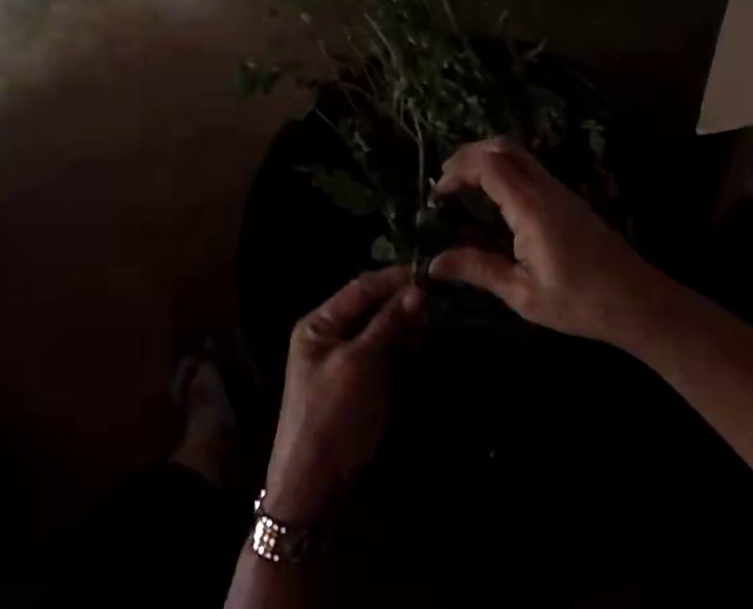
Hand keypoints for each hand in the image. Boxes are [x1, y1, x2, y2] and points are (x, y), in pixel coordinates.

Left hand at [263, 266, 423, 523]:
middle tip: (436, 297)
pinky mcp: (367, 379)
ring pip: (385, 328)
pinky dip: (406, 345)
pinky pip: (389, 351)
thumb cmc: (330, 415)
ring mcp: (351, 357)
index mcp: (319, 324)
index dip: (391, 279)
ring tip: (432, 317)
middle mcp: (334, 334)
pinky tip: (423, 341)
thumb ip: (386, 325)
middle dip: (402, 301)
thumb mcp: (358, 365)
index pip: (359, 289)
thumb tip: (417, 290)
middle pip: (373, 306)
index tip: (426, 271)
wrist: (316, 480)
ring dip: (407, 322)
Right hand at [429, 137, 668, 344]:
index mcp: (531, 208)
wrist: (638, 302)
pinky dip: (503, 171)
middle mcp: (545, 189)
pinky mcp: (567, 199)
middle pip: (502, 147)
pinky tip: (493, 202)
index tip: (438, 194)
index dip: (457, 170)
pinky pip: (529, 169)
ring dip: (485, 160)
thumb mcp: (522, 294)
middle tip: (446, 182)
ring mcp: (560, 190)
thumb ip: (478, 271)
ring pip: (518, 153)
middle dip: (467, 155)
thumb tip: (434, 264)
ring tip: (463, 189)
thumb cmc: (580, 302)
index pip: (488, 166)